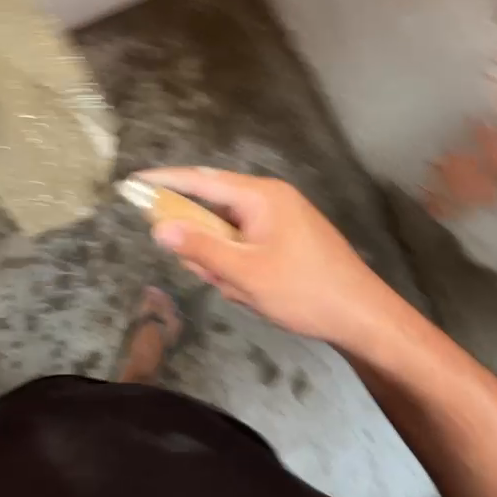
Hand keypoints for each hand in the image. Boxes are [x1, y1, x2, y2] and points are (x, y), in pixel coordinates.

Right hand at [134, 168, 393, 345]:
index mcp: (260, 196)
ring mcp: (281, 217)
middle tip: (205, 272)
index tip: (132, 182)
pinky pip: (245, 243)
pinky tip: (252, 291)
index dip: (163, 181)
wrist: (363, 316)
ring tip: (240, 290)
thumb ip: (199, 248)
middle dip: (201, 242)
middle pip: (213, 207)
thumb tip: (158, 227)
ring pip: (228, 232)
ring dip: (222, 262)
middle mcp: (270, 198)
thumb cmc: (304, 291)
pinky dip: (237, 265)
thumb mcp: (244, 274)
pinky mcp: (287, 237)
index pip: (200, 180)